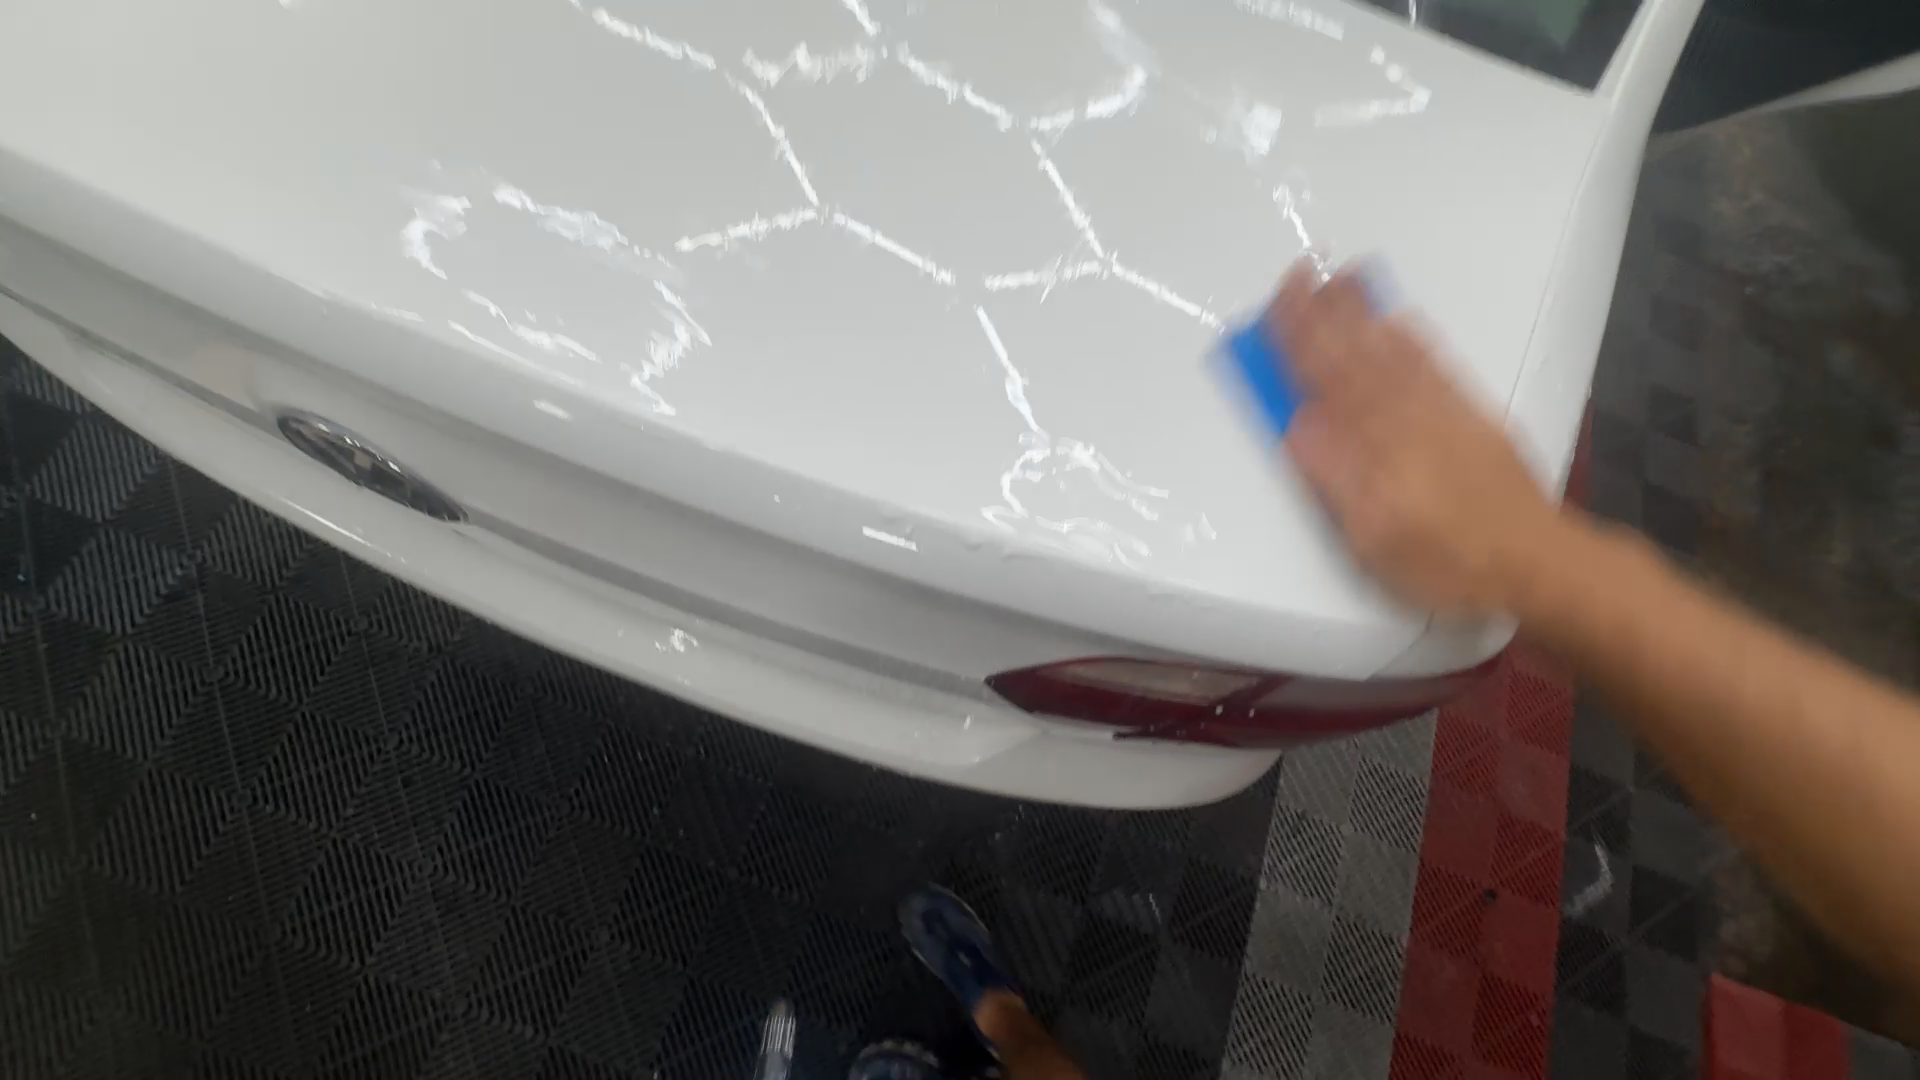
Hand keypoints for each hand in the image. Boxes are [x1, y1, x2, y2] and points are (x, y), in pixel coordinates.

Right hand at [1273, 258, 1568, 615]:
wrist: (1537, 564)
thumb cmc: (1445, 562)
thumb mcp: (1372, 539)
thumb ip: (1334, 479)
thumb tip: (1299, 427)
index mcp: (1375, 449)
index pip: (1325, 383)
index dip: (1298, 341)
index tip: (1276, 305)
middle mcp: (1408, 420)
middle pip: (1355, 357)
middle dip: (1323, 312)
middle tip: (1300, 271)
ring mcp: (1443, 413)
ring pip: (1393, 352)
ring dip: (1362, 312)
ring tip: (1339, 276)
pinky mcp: (1471, 417)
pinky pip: (1436, 365)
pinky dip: (1411, 337)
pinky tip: (1396, 319)